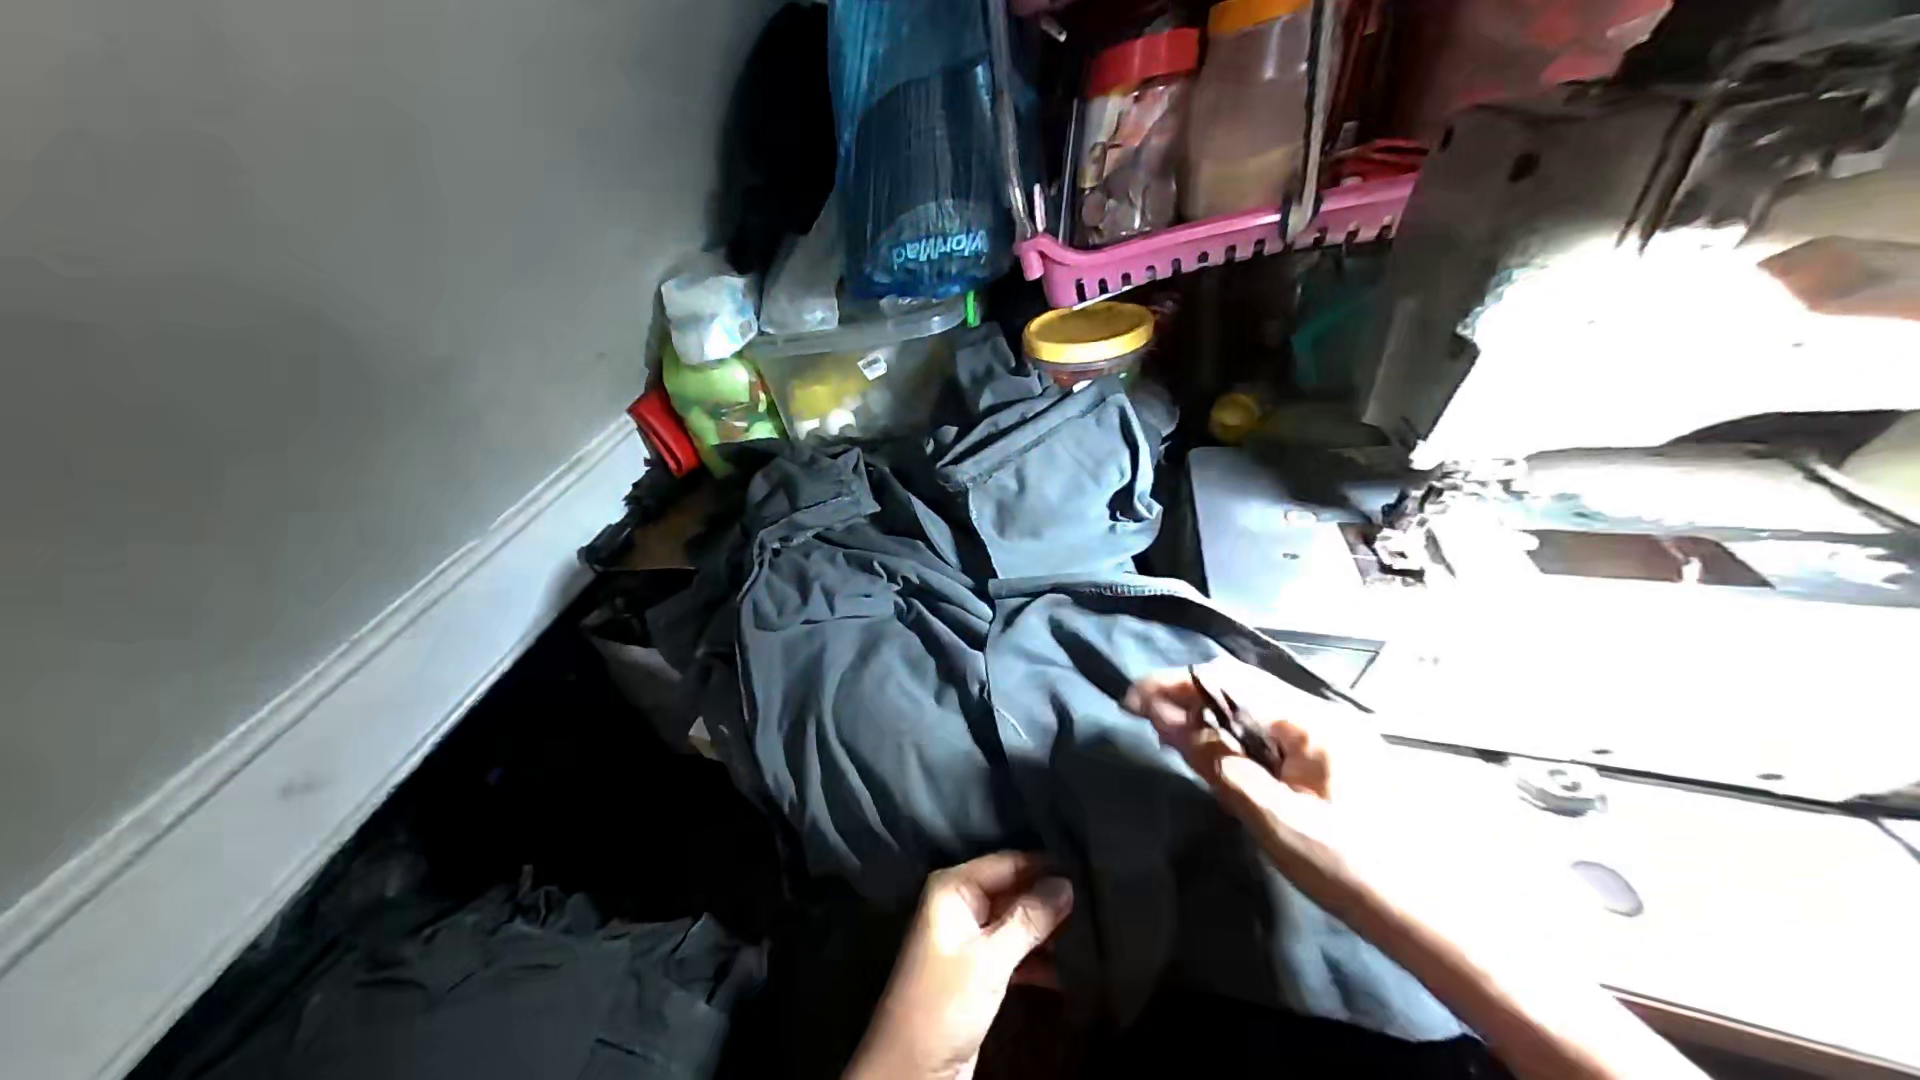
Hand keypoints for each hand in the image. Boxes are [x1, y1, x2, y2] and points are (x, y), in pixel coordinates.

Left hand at [844, 853, 1073, 1079]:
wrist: (912, 1070)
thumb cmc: (944, 1003)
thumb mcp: (989, 959)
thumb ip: (1029, 919)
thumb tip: (1067, 884)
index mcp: (953, 888)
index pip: (1007, 863)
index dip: (1045, 866)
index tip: (1085, 870)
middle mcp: (961, 903)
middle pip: (1014, 890)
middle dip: (1049, 899)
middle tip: (1094, 903)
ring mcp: (970, 936)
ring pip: (1017, 921)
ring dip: (1047, 931)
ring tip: (1090, 932)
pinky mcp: (980, 968)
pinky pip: (1015, 949)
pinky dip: (1037, 957)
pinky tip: (1070, 966)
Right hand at [1123, 657, 1392, 863]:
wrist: (1432, 916)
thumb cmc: (1350, 867)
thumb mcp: (1273, 817)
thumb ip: (1218, 763)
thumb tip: (1166, 720)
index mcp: (1312, 721)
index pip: (1228, 680)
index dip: (1175, 684)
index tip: (1132, 702)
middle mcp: (1320, 712)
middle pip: (1239, 684)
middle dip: (1186, 695)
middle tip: (1145, 718)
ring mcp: (1327, 731)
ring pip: (1251, 704)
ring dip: (1206, 713)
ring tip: (1168, 732)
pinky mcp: (1328, 752)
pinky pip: (1267, 727)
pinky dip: (1230, 732)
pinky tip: (1212, 750)